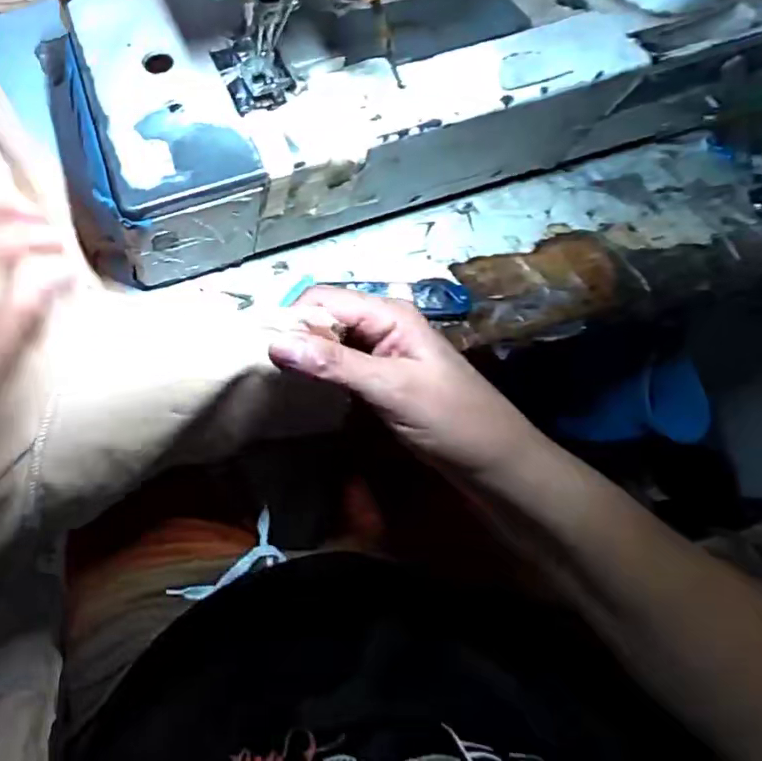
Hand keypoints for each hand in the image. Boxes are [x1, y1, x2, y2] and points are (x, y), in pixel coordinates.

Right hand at [268, 287, 539, 479]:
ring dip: (305, 354)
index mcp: (387, 312)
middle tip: (268, 368)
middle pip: (323, 315)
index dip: (292, 318)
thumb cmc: (450, 418)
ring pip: (328, 339)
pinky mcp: (377, 374)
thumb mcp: (390, 388)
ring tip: (280, 379)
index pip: (323, 299)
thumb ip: (333, 364)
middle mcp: (380, 322)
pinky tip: (305, 388)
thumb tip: (274, 342)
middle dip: (295, 336)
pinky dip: (319, 371)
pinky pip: (338, 362)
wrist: (495, 462)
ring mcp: (379, 349)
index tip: (265, 350)